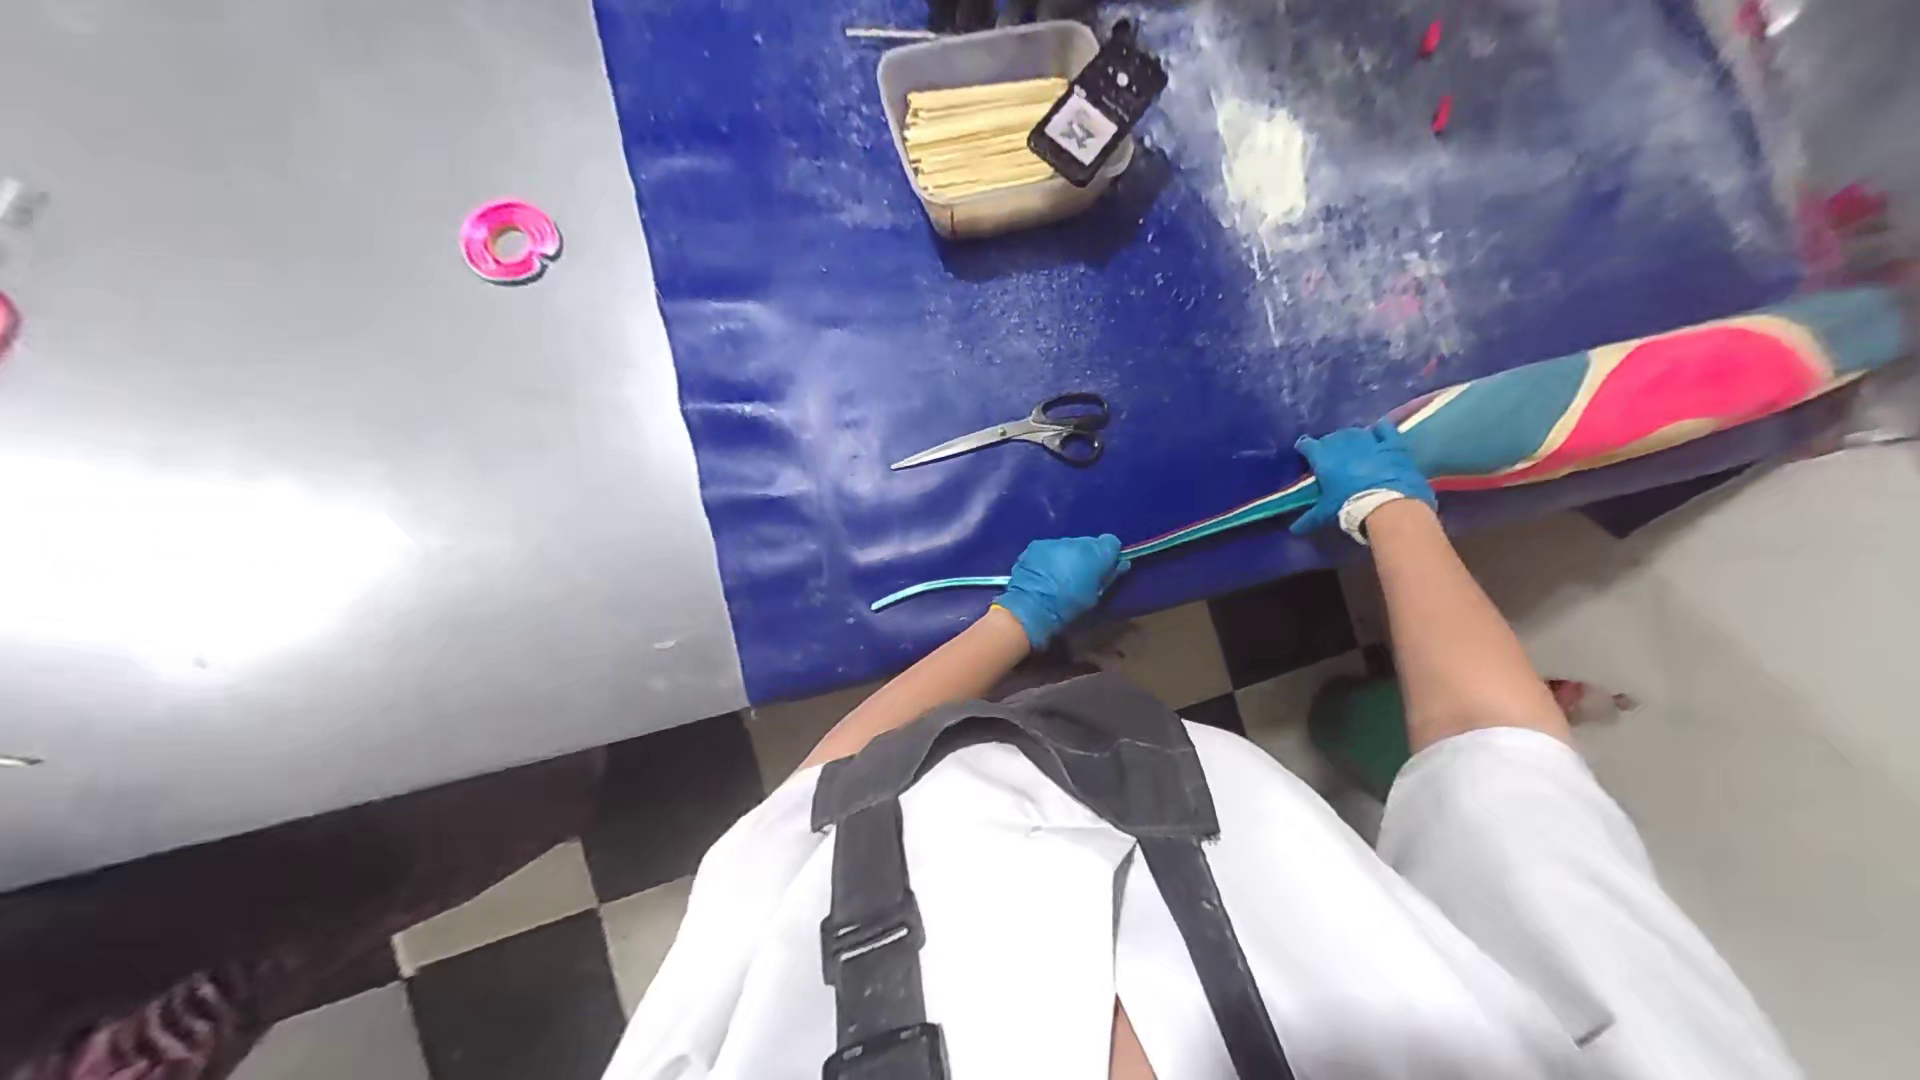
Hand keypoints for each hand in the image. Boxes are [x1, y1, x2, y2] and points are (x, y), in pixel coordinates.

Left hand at [993, 534, 1129, 646]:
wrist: (1031, 607)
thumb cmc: (1069, 607)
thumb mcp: (1096, 596)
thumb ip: (1110, 576)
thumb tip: (1122, 563)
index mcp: (1096, 554)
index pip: (1111, 542)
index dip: (1108, 554)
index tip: (1103, 567)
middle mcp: (1076, 541)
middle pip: (1088, 543)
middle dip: (1086, 555)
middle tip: (1080, 574)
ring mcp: (1054, 541)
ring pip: (1067, 545)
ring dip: (1067, 556)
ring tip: (1059, 575)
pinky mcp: (1036, 545)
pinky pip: (1049, 548)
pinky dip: (1049, 557)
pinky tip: (1044, 573)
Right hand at [1291, 419, 1436, 538]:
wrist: (1386, 503)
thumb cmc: (1348, 504)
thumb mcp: (1325, 513)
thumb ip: (1309, 518)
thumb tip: (1293, 531)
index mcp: (1322, 457)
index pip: (1307, 445)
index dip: (1305, 447)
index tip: (1304, 451)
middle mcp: (1342, 443)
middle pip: (1331, 436)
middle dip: (1330, 443)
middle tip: (1331, 454)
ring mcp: (1368, 441)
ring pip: (1356, 431)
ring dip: (1352, 437)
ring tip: (1353, 444)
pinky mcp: (1391, 444)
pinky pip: (1385, 429)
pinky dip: (1381, 429)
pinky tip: (1378, 430)